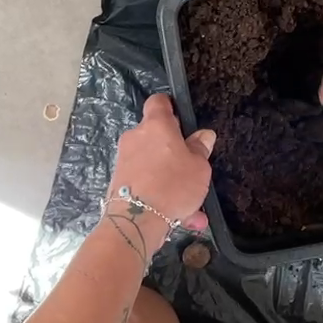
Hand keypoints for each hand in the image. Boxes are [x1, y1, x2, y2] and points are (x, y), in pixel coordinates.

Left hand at [105, 95, 215, 252]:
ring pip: (153, 166)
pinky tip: (184, 219)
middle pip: (156, 137)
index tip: (180, 116)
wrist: (136, 220)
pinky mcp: (119, 182)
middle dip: (173, 151)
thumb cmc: (172, 185)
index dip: (170, 106)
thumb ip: (200, 149)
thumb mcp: (199, 167)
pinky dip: (162, 197)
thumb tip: (203, 135)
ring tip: (193, 206)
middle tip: (191, 167)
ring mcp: (124, 160)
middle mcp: (135, 138)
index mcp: (156, 125)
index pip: (158, 102)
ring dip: (172, 181)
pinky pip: (147, 185)